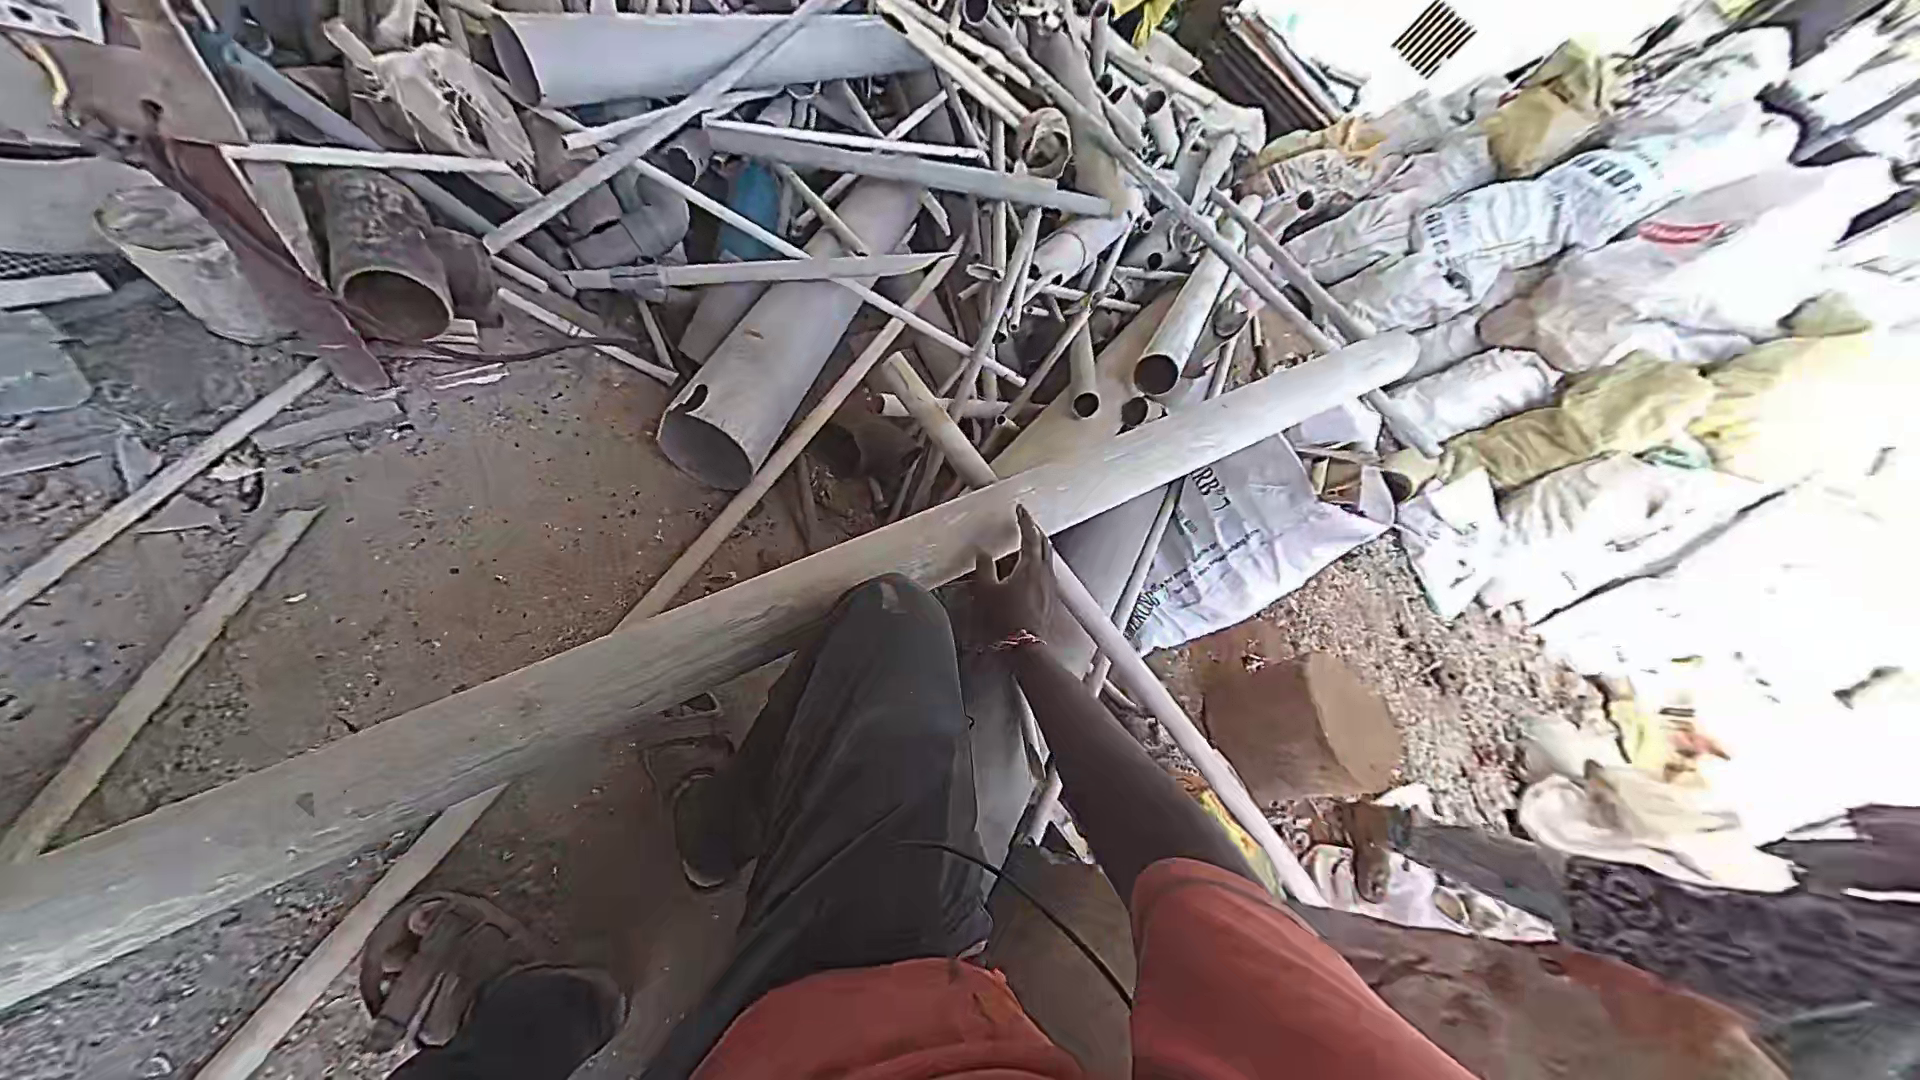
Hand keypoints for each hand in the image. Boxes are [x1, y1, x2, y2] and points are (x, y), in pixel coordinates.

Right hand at [973, 505, 1057, 645]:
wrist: (1026, 647)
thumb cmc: (1005, 618)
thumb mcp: (986, 591)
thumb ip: (984, 569)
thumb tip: (982, 554)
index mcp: (1030, 566)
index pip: (1030, 535)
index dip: (1025, 520)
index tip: (1020, 509)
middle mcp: (1044, 572)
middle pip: (1044, 544)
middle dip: (1035, 531)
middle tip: (1026, 523)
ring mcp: (1050, 586)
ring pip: (1048, 557)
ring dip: (1039, 546)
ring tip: (1029, 543)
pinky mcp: (1050, 598)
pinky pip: (1047, 571)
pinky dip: (1039, 562)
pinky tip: (1031, 569)